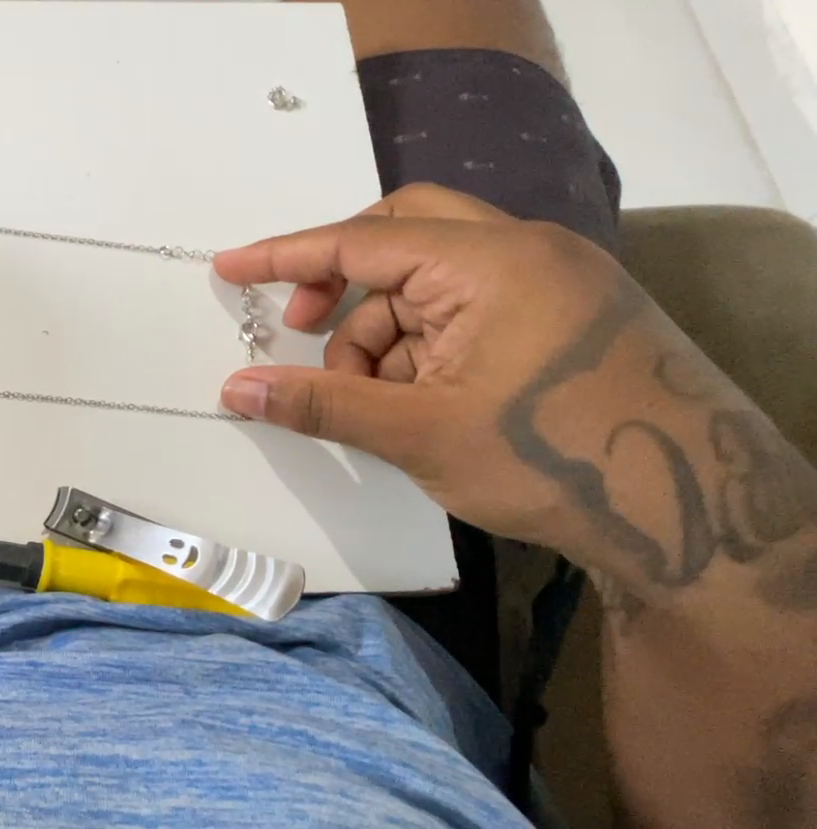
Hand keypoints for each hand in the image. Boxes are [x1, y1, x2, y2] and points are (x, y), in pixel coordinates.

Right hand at [214, 184, 814, 602]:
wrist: (685, 505)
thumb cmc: (546, 457)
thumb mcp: (414, 431)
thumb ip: (317, 402)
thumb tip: (233, 389)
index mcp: (492, 263)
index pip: (365, 239)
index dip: (287, 255)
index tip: (229, 267)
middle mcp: (522, 254)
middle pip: (402, 235)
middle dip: (340, 282)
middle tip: (300, 330)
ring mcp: (544, 284)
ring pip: (423, 288)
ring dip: (377, 338)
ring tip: (372, 404)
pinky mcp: (552, 318)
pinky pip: (456, 315)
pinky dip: (415, 352)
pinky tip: (413, 403)